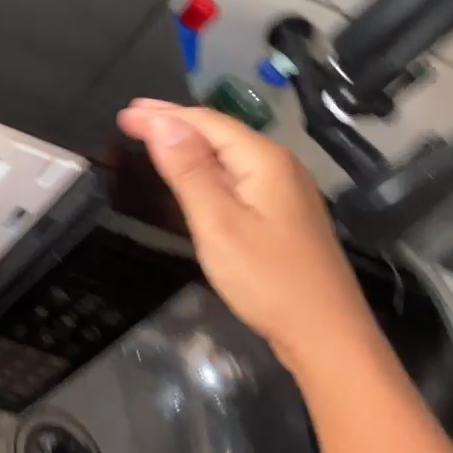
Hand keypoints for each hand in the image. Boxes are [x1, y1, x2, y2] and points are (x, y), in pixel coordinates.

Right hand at [116, 100, 380, 372]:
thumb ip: (187, 169)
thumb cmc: (268, 279)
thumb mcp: (218, 222)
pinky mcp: (284, 214)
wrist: (328, 339)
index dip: (162, 114)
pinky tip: (192, 172)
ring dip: (188, 142)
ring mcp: (285, 190)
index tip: (124, 114)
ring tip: (153, 136)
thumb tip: (160, 121)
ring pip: (228, 154)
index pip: (205, 122)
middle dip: (174, 122)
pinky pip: (237, 174)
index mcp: (263, 160)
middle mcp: (279, 165)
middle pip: (218, 132)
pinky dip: (206, 165)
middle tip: (131, 117)